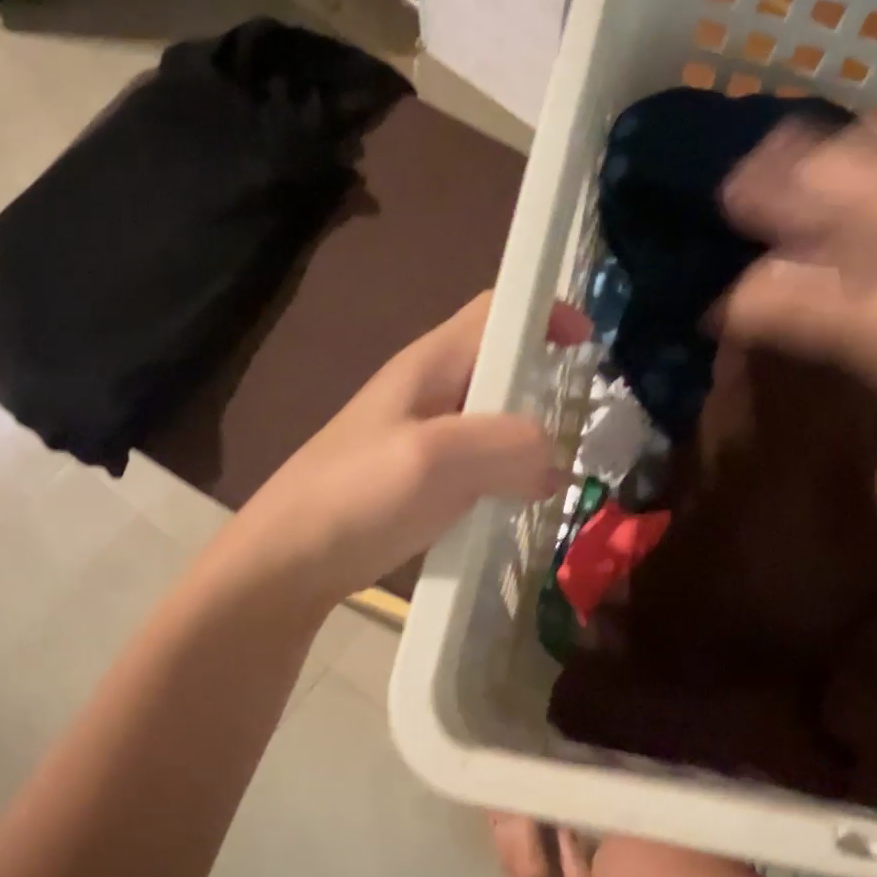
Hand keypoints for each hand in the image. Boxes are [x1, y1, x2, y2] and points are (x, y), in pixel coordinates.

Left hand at [228, 292, 589, 605]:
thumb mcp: (436, 460)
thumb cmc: (356, 498)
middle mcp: (429, 392)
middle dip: (547, 386)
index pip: (495, 312)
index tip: (590, 345)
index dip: (544, 314)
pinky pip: (481, 465)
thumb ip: (508, 446)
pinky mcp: (420, 481)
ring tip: (562, 471)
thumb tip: (554, 461)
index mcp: (430, 365)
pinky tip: (519, 506)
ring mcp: (423, 439)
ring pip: (495, 421)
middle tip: (586, 426)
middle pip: (501, 367)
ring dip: (532, 439)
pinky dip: (509, 476)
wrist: (286, 564)